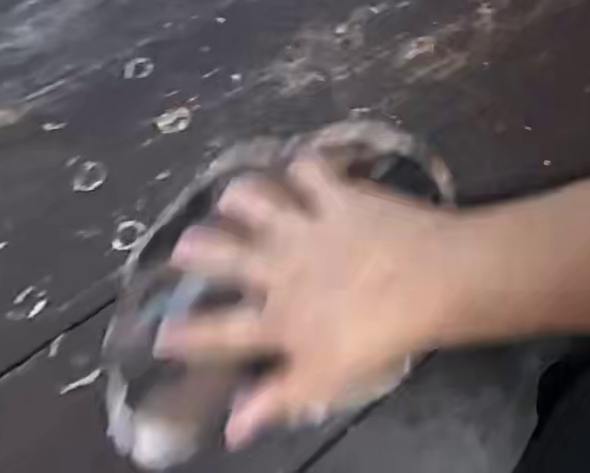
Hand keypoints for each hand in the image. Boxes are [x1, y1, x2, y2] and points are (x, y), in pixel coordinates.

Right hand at [154, 158, 455, 447]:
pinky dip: (305, 165)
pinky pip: (314, 172)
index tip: (162, 332)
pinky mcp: (341, 196)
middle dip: (204, 250)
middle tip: (184, 242)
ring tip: (232, 191)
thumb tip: (235, 428)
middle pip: (232, 258)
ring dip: (245, 197)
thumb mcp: (325, 377)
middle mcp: (284, 268)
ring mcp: (311, 227)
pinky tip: (303, 160)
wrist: (427, 278)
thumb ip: (278, 398)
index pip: (223, 330)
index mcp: (279, 318)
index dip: (191, 333)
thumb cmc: (380, 334)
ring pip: (264, 205)